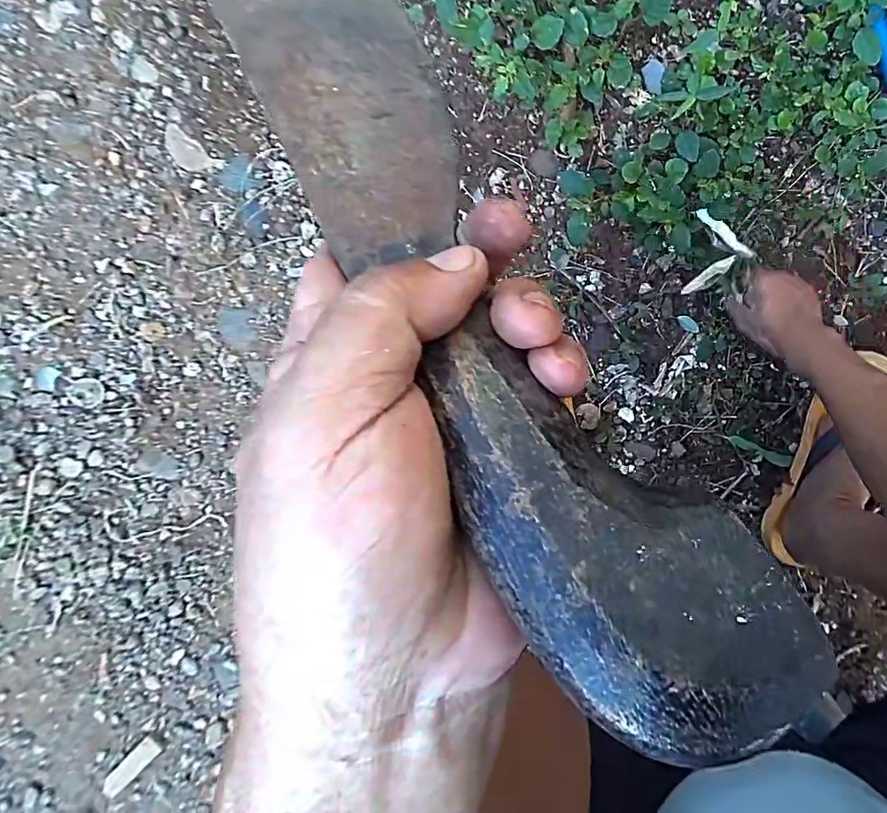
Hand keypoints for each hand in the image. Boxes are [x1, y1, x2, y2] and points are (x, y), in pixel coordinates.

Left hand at [220, 199, 587, 811]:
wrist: (407, 675)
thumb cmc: (335, 543)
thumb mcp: (320, 414)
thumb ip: (379, 313)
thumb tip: (458, 258)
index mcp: (330, 357)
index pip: (364, 266)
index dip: (407, 231)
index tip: (457, 212)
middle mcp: (396, 375)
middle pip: (450, 287)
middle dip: (490, 261)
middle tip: (517, 251)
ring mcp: (462, 410)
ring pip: (506, 326)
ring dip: (534, 314)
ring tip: (545, 344)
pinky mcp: (517, 443)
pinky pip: (545, 379)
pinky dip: (561, 365)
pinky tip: (566, 382)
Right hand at [726, 268, 835, 364]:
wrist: (806, 340)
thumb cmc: (776, 332)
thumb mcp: (748, 324)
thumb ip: (736, 309)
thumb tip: (730, 304)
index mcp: (763, 280)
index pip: (749, 276)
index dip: (746, 288)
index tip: (745, 298)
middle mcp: (781, 276)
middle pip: (767, 278)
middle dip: (763, 290)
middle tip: (760, 308)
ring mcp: (797, 283)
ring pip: (782, 283)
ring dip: (778, 293)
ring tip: (777, 312)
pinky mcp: (810, 292)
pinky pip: (796, 290)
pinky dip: (792, 297)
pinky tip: (790, 312)